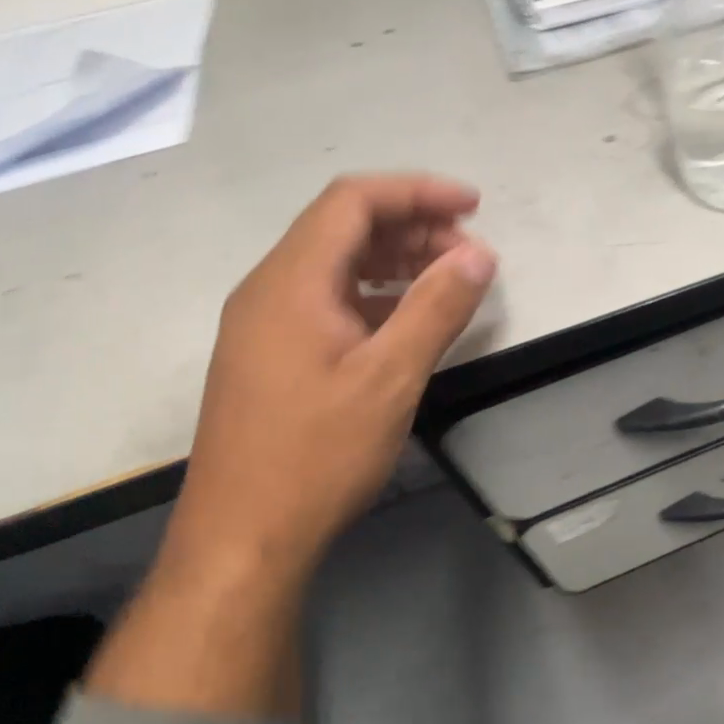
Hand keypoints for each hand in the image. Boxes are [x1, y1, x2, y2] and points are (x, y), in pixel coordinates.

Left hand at [164, 174, 497, 584]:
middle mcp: (270, 290)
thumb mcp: (391, 378)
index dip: (416, 192)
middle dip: (412, 226)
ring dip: (396, 261)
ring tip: (451, 281)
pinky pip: (329, 301)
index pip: (352, 202)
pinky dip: (377, 296)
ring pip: (336, 266)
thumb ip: (436, 308)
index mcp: (292, 282)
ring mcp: (266, 325)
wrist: (245, 531)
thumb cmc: (319, 452)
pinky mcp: (273, 356)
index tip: (474, 206)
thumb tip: (478, 253)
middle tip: (472, 252)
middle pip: (342, 228)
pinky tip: (410, 321)